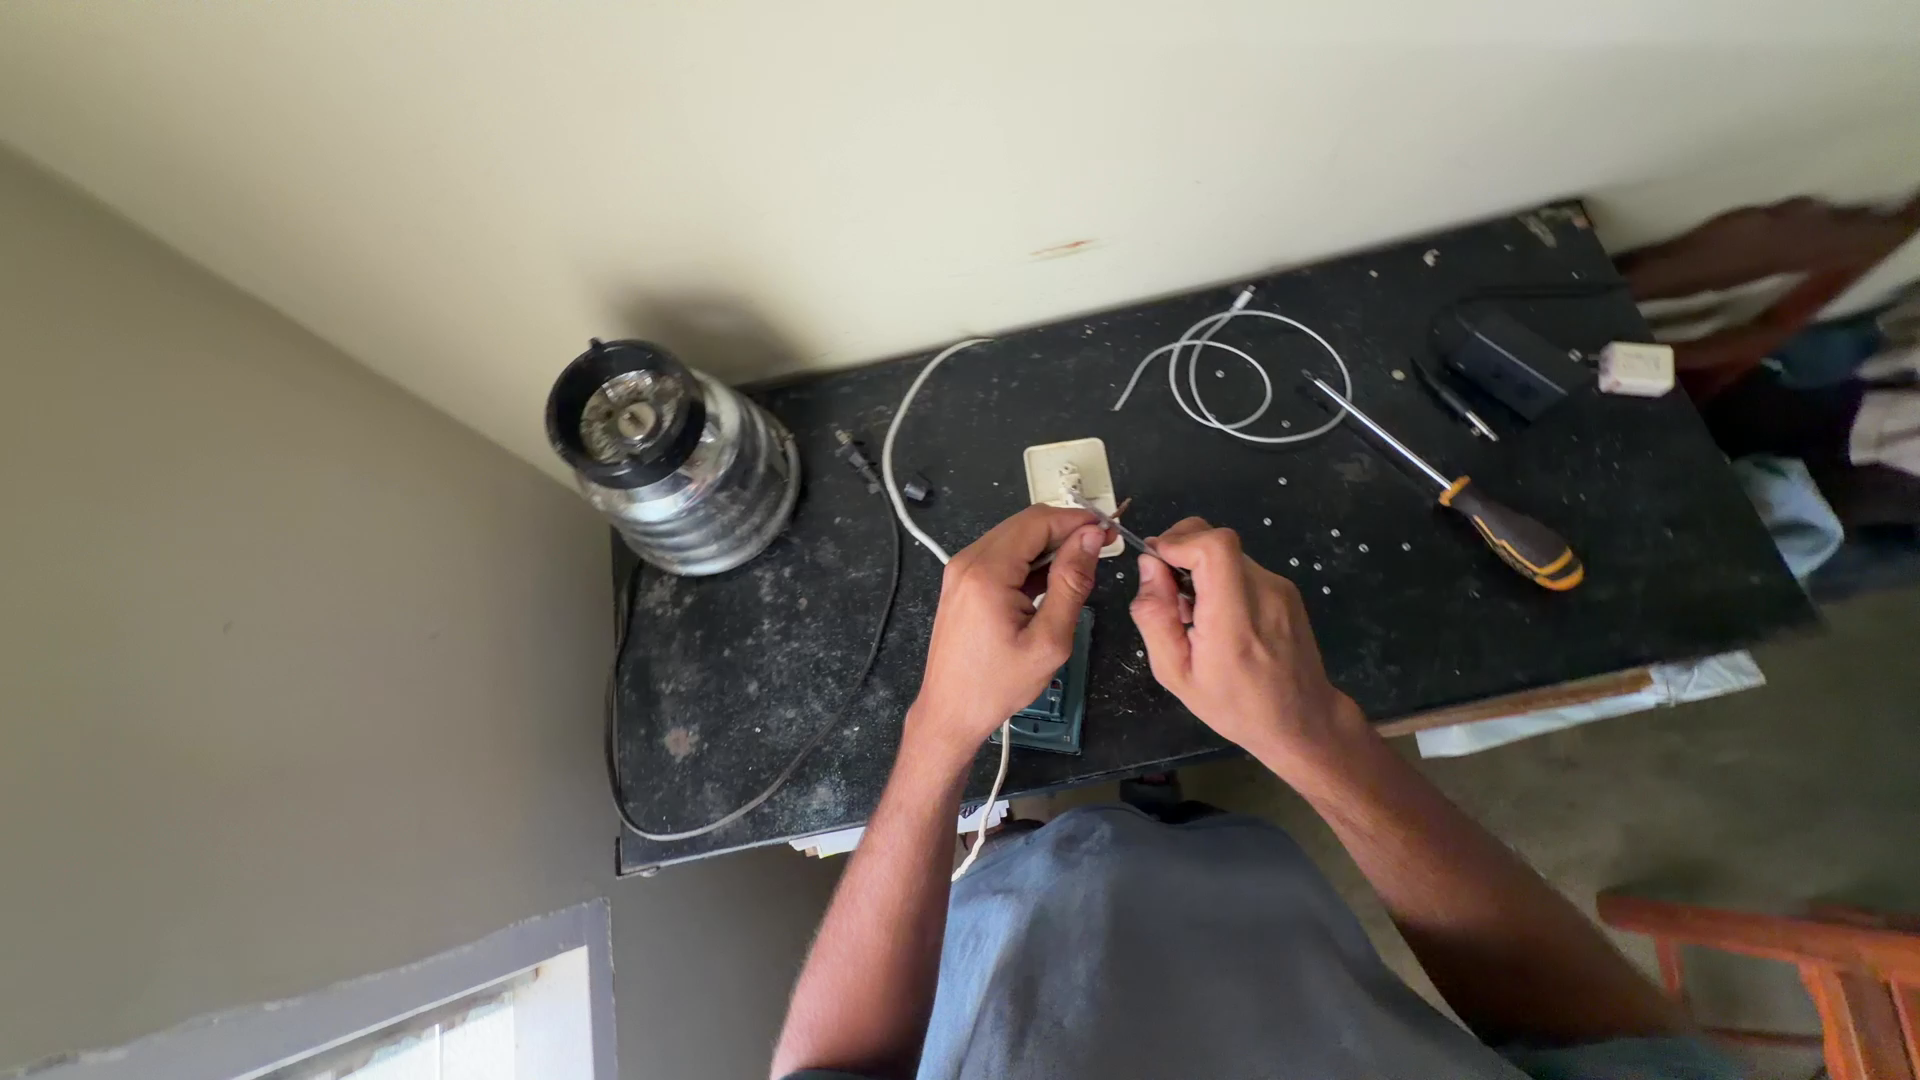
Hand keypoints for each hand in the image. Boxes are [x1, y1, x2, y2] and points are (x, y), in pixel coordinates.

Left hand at [906, 505, 1106, 768]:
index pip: (1038, 522)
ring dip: (1048, 544)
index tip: (1108, 531)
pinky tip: (1051, 581)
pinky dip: (1029, 560)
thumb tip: (1090, 537)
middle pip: (1024, 524)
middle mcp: (967, 560)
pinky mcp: (961, 582)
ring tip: (1081, 566)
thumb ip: (1071, 583)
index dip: (1077, 520)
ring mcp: (960, 570)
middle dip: (1065, 529)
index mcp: (987, 572)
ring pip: (1013, 536)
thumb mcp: (1049, 639)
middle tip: (1100, 547)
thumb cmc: (999, 684)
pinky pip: (1001, 555)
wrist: (951, 711)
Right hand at [1129, 517, 1364, 771]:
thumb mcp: (1174, 673)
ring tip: (1195, 612)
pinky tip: (1218, 614)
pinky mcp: (1286, 588)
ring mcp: (1280, 588)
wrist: (1302, 720)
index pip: (1214, 547)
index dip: (1179, 541)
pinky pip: (1241, 566)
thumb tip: (1149, 565)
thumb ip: (1154, 616)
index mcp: (1234, 621)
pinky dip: (1219, 577)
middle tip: (1167, 589)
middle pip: (1217, 539)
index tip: (1157, 562)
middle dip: (1181, 550)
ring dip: (1199, 568)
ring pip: (1226, 552)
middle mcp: (1264, 594)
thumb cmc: (1233, 706)